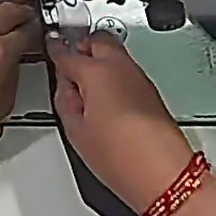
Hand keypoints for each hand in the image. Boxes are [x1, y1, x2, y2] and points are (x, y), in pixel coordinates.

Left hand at [0, 0, 37, 139]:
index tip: (35, 32)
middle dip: (22, 9)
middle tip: (27, 13)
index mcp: (0, 51)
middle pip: (8, 8)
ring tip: (6, 4)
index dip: (35, 31)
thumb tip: (12, 64)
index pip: (27, 31)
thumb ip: (12, 76)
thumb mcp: (2, 103)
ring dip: (0, 2)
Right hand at [48, 30, 196, 209]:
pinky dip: (112, 73)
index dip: (54, 49)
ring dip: (98, 57)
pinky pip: (126, 69)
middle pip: (96, 39)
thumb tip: (64, 88)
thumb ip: (64, 100)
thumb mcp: (75, 130)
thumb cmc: (124, 157)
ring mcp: (139, 78)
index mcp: (96, 72)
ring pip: (114, 52)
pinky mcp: (151, 91)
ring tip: (84, 80)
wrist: (165, 176)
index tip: (50, 48)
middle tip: (68, 57)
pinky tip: (103, 94)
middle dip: (80, 44)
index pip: (67, 52)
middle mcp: (120, 67)